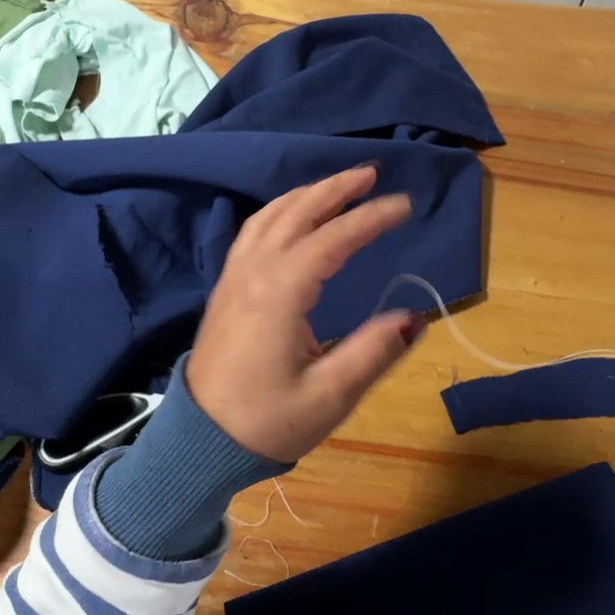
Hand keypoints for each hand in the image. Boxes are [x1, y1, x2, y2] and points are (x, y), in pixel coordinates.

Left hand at [187, 166, 424, 463]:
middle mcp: (253, 274)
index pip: (332, 239)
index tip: (405, 205)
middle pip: (296, 213)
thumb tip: (415, 315)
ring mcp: (234, 279)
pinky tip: (292, 218)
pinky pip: (252, 233)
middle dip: (335, 188)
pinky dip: (279, 212)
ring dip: (305, 195)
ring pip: (269, 218)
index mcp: (279, 293)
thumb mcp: (329, 395)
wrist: (198, 443)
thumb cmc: (266, 422)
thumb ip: (373, 351)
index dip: (370, 218)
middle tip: (372, 172)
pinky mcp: (226, 291)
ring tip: (338, 186)